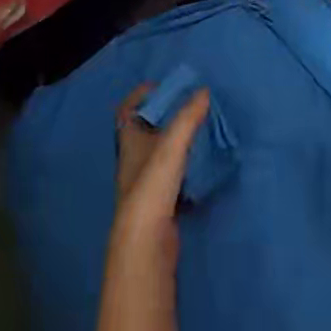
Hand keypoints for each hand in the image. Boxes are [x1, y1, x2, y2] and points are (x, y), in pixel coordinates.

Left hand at [111, 84, 210, 265]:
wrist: (146, 243)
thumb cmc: (151, 187)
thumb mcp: (171, 145)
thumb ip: (188, 117)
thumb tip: (204, 91)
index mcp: (129, 142)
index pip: (127, 110)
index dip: (141, 95)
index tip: (166, 87)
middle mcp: (133, 159)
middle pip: (146, 129)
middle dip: (167, 115)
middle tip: (192, 106)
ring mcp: (145, 182)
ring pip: (160, 152)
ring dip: (178, 139)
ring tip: (202, 129)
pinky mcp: (160, 200)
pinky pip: (173, 173)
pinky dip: (186, 164)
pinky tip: (202, 163)